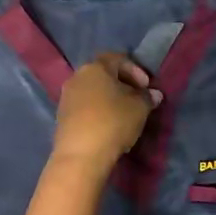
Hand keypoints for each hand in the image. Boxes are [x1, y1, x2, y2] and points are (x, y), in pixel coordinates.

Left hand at [51, 52, 160, 170]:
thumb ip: (147, 97)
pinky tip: (108, 126)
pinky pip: (84, 108)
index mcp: (95, 67)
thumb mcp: (139, 108)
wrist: (81, 155)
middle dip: (122, 85)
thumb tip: (153, 94)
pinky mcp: (62, 117)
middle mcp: (77, 77)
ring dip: (109, 99)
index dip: (136, 70)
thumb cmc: (113, 122)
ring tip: (123, 115)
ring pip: (93, 92)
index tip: (147, 87)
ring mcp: (66, 97)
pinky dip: (97, 112)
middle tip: (137, 100)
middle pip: (103, 75)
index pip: (118, 59)